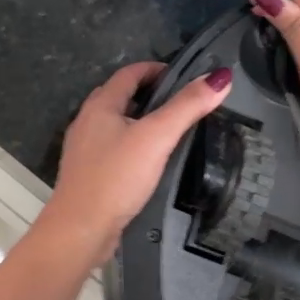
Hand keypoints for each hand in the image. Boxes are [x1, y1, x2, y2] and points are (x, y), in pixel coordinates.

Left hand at [38, 61, 232, 263]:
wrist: (80, 230)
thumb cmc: (117, 177)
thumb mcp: (157, 137)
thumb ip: (187, 107)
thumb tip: (220, 77)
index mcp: (100, 105)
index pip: (129, 73)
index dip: (156, 69)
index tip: (182, 78)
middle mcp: (87, 120)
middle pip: (120, 95)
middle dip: (148, 93)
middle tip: (180, 103)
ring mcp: (83, 148)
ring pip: (115, 122)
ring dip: (139, 119)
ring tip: (168, 130)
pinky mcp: (86, 173)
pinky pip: (111, 147)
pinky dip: (131, 143)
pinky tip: (147, 161)